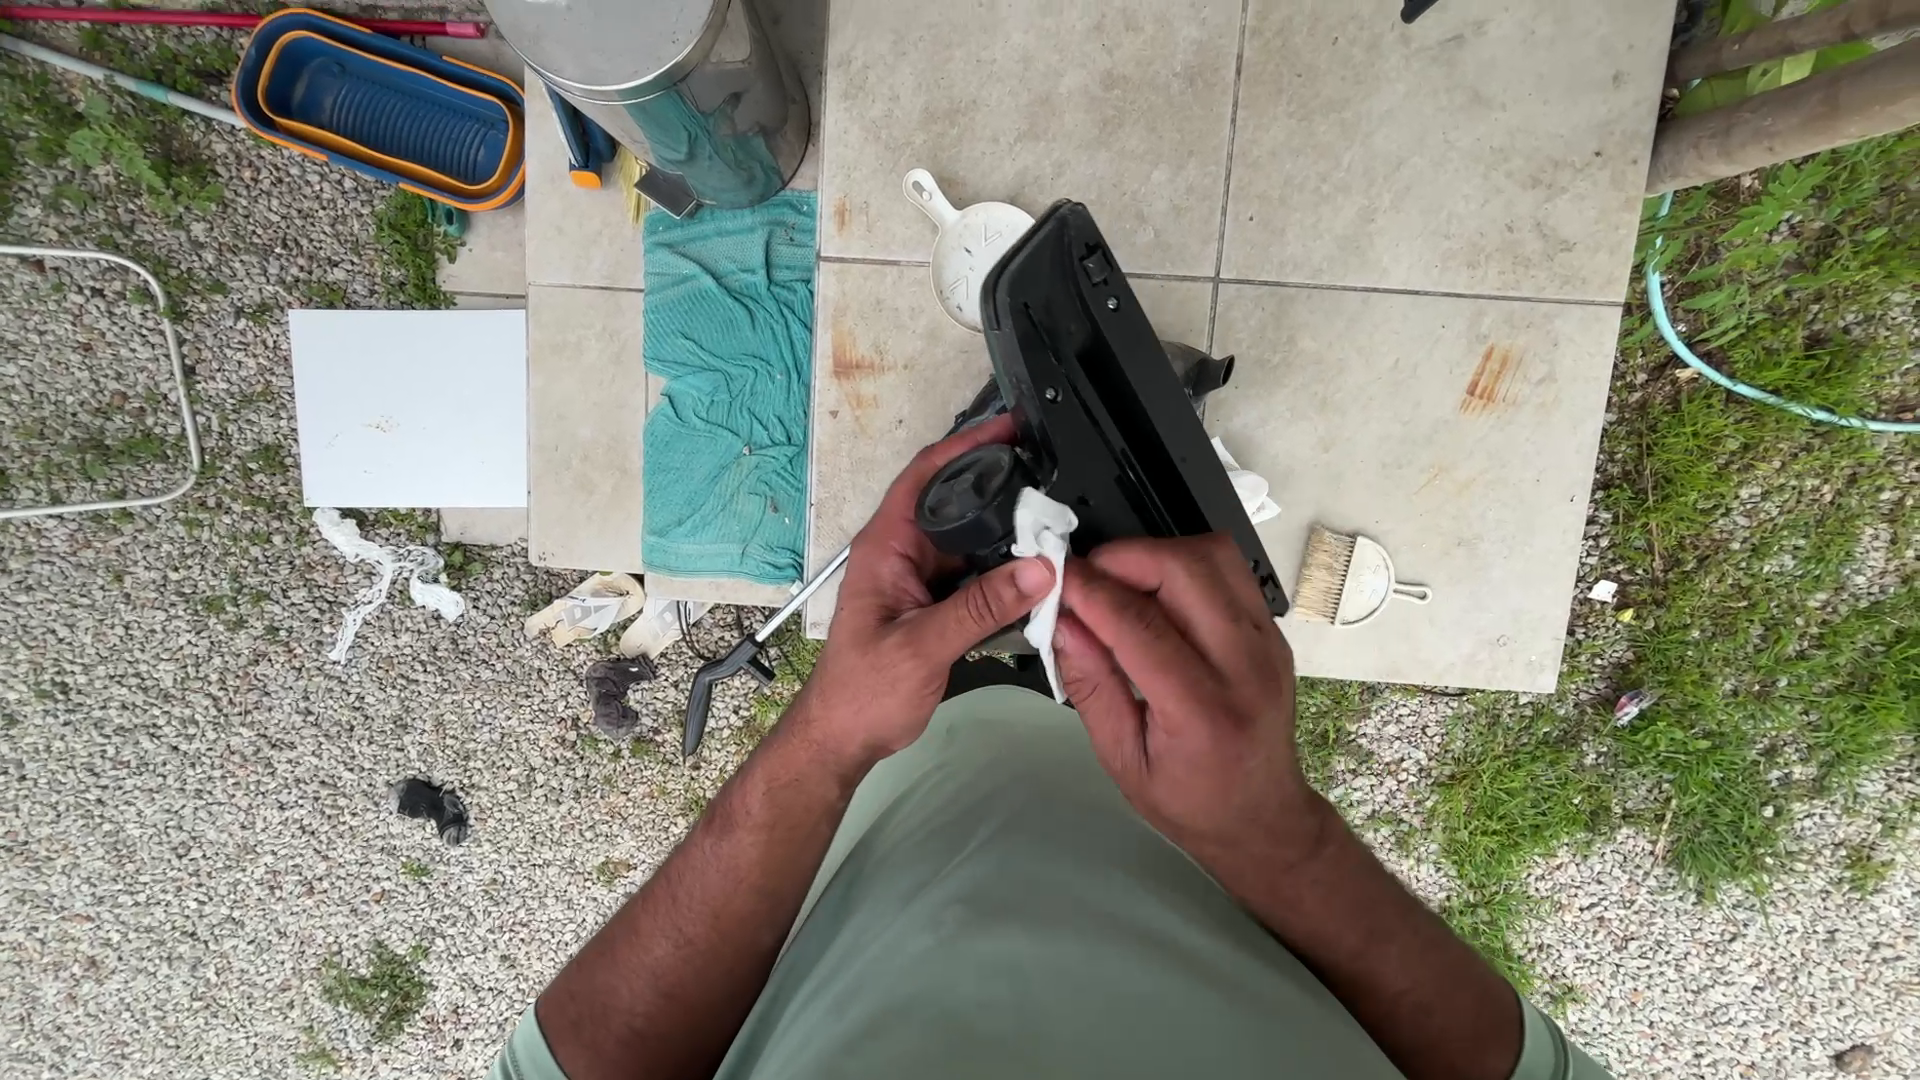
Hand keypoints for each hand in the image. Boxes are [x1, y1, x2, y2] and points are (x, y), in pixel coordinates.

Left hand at [795, 415, 1054, 764]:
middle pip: (954, 501)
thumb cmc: (864, 689)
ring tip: (1056, 521)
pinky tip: (1038, 569)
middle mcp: (904, 551)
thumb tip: (1043, 569)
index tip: (1011, 429)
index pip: (925, 475)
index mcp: (887, 545)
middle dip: (1000, 486)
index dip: (966, 445)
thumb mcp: (922, 646)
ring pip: (970, 538)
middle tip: (1053, 478)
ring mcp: (921, 576)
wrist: (846, 736)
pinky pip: (975, 572)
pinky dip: (1004, 568)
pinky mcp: (936, 601)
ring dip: (1007, 530)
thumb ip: (980, 608)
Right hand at [1054, 534, 1332, 887]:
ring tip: (1119, 578)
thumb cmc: (1189, 801)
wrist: (1264, 819)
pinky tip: (1154, 591)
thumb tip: (1062, 622)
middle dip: (1124, 557)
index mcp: (1204, 711)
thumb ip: (1090, 686)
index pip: (1140, 625)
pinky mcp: (1272, 630)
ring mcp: (1268, 642)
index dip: (1090, 590)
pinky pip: (1228, 569)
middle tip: (1086, 574)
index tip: (1055, 576)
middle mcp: (1246, 665)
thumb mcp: (1121, 758)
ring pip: (1214, 555)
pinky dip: (1182, 564)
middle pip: (1187, 569)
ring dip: (1157, 552)